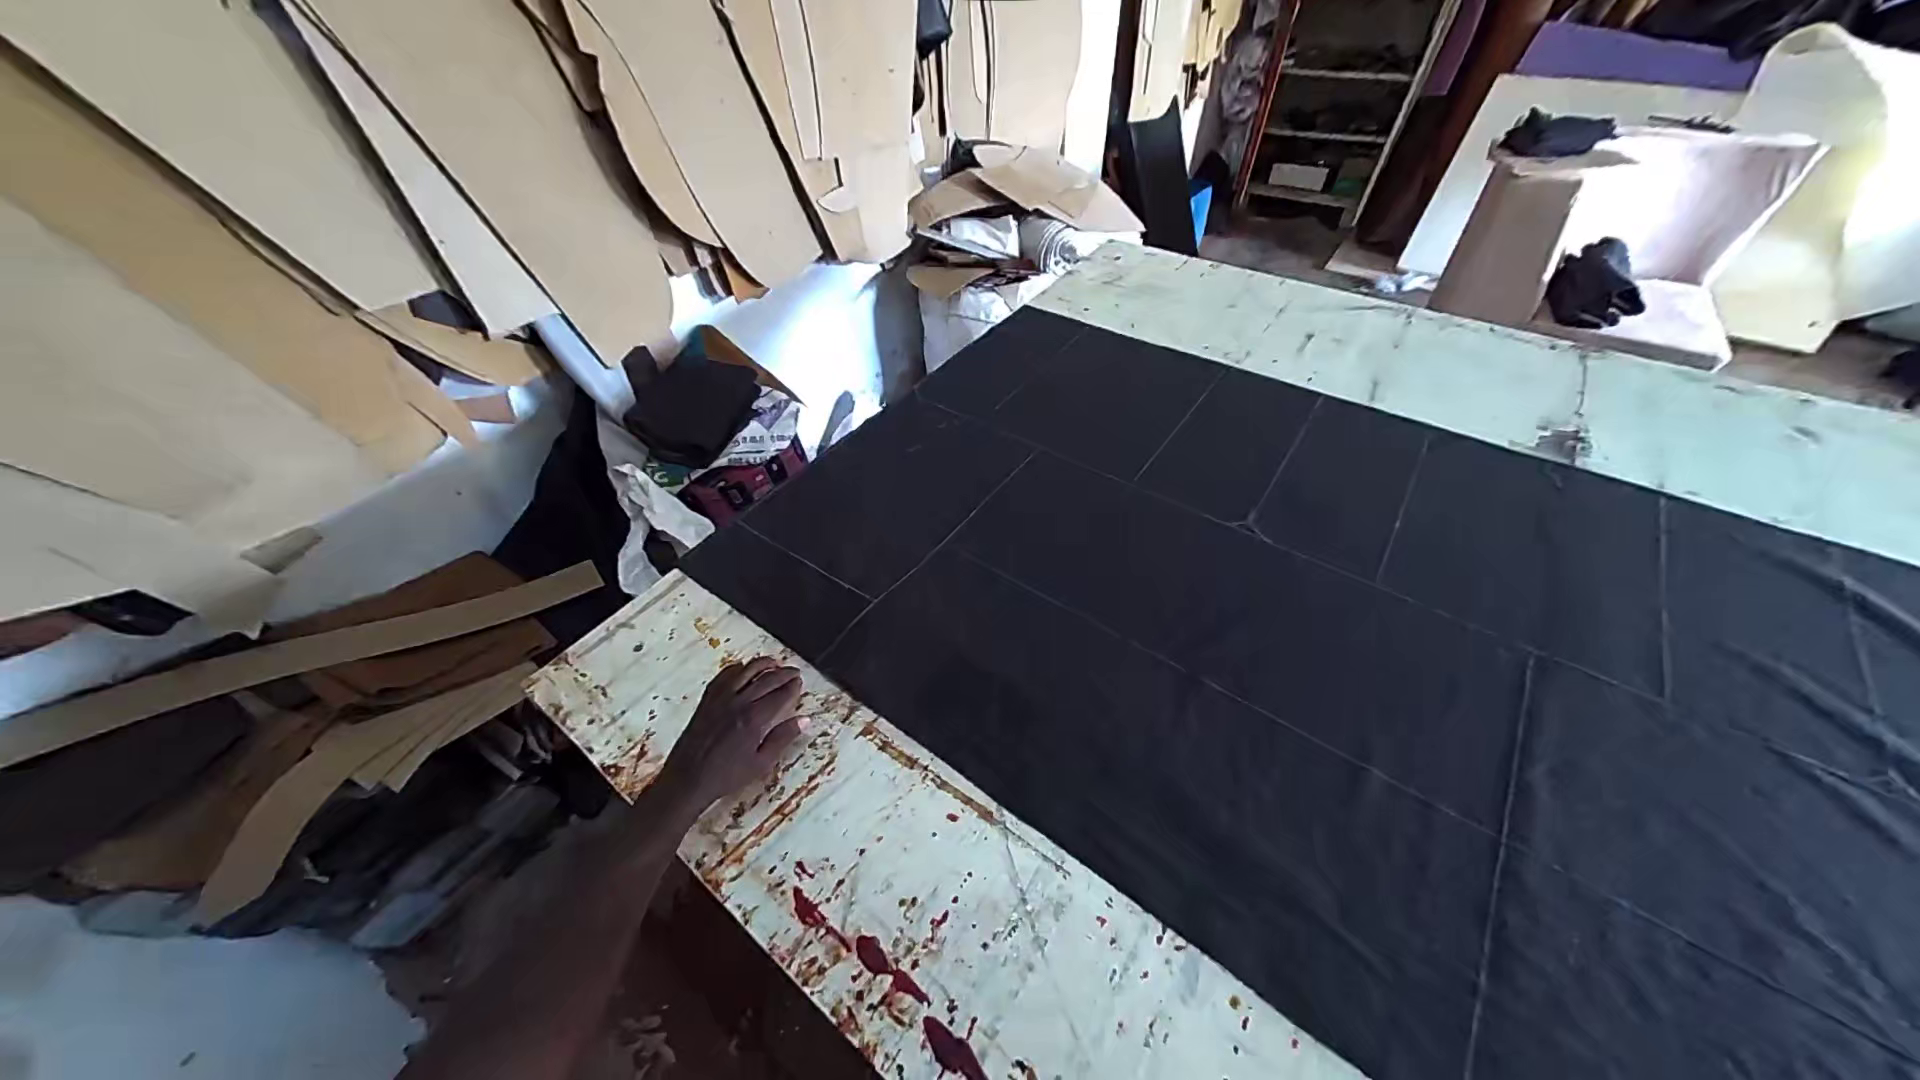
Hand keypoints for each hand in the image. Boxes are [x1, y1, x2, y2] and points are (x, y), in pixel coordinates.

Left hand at [655, 657, 808, 813]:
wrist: (688, 779)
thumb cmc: (725, 775)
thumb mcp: (761, 763)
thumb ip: (783, 738)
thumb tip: (804, 721)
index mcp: (754, 718)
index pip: (780, 693)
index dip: (792, 686)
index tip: (799, 683)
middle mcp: (738, 702)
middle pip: (767, 678)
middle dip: (784, 673)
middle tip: (793, 672)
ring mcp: (721, 698)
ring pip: (747, 670)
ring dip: (763, 664)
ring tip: (774, 663)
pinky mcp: (707, 698)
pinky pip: (725, 675)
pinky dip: (738, 668)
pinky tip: (745, 669)